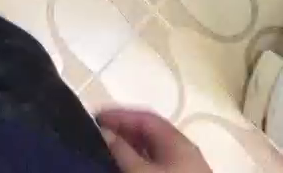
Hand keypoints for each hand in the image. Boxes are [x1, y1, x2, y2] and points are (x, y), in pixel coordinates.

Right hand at [97, 108, 211, 172]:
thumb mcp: (141, 172)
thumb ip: (121, 150)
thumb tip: (105, 132)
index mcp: (177, 141)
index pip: (144, 117)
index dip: (119, 114)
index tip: (95, 118)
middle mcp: (184, 150)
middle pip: (151, 132)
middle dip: (124, 130)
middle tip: (100, 133)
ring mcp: (187, 169)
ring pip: (155, 150)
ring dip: (132, 147)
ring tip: (110, 150)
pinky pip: (160, 165)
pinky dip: (142, 161)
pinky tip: (129, 168)